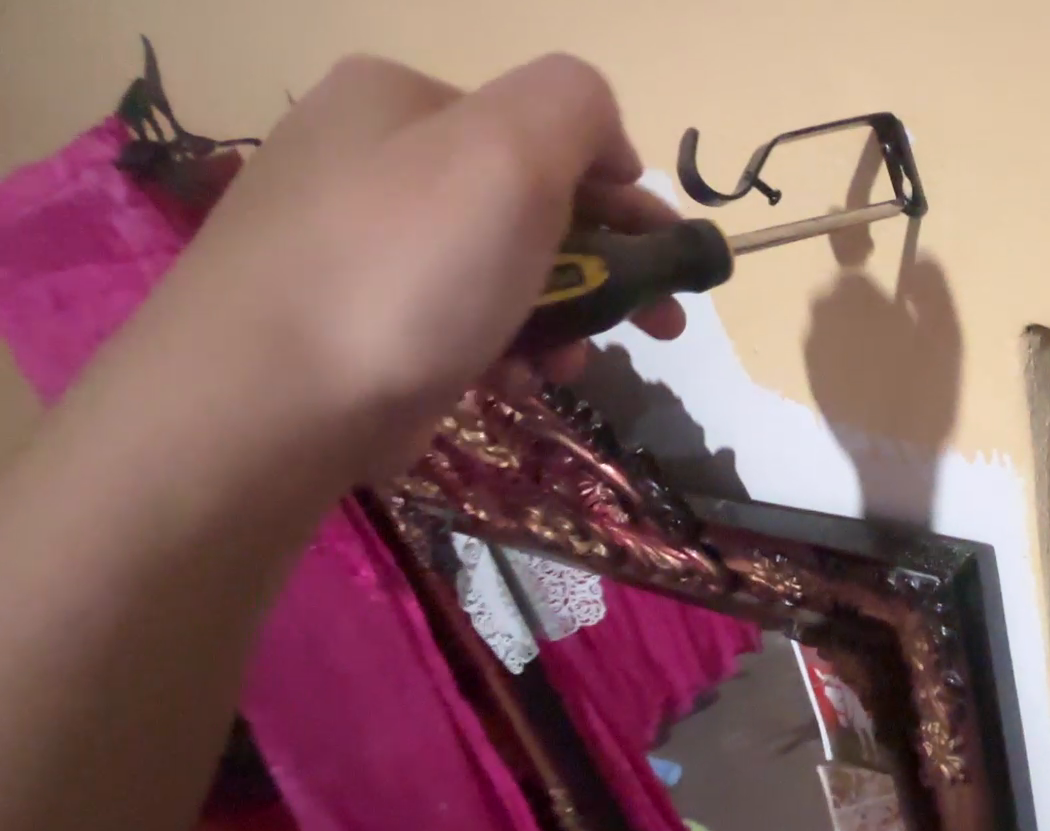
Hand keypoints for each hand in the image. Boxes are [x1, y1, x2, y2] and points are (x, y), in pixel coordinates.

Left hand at [122, 53, 683, 480]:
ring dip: (567, 319)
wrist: (270, 400)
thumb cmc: (410, 273)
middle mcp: (380, 159)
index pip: (553, 134)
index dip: (625, 199)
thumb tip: (611, 144)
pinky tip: (525, 380)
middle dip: (609, 270)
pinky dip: (514, 348)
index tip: (670, 265)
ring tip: (577, 366)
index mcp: (410, 102)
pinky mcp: (365, 318)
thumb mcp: (511, 156)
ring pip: (508, 271)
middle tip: (660, 327)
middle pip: (536, 208)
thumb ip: (577, 110)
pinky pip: (469, 318)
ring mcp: (365, 243)